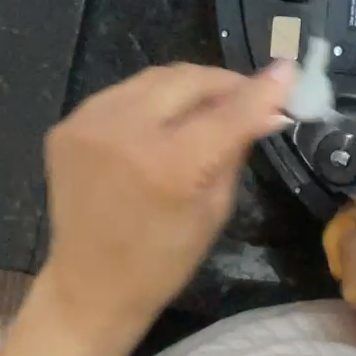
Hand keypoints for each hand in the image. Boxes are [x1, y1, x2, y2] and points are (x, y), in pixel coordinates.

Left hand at [41, 62, 293, 333]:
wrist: (92, 285)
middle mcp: (127, 133)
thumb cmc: (163, 261)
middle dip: (224, 83)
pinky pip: (123, 95)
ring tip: (206, 109)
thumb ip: (236, 149)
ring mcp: (90, 124)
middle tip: (247, 96)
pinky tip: (161, 125)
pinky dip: (150, 103)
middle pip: (188, 80)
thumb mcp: (215, 209)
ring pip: (154, 79)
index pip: (228, 111)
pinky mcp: (67, 125)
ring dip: (187, 89)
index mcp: (171, 166)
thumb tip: (267, 107)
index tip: (287, 71)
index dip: (262, 90)